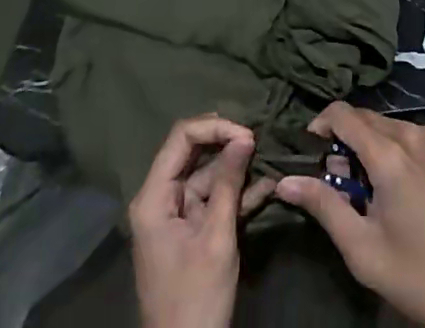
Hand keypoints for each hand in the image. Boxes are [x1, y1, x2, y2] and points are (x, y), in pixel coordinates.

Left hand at [129, 115, 277, 327]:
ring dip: (238, 169)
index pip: (181, 138)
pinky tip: (267, 186)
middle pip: (193, 152)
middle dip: (228, 144)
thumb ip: (228, 184)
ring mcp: (176, 215)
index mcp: (154, 198)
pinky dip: (238, 193)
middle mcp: (161, 199)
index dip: (215, 127)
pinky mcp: (192, 230)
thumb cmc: (196, 297)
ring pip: (208, 175)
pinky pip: (214, 199)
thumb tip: (244, 137)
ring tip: (270, 160)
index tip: (247, 135)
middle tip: (261, 144)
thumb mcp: (217, 237)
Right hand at [275, 103, 424, 327]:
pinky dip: (390, 150)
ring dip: (366, 147)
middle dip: (341, 142)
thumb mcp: (362, 247)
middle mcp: (415, 134)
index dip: (319, 126)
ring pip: (387, 127)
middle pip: (365, 118)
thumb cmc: (418, 274)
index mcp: (391, 153)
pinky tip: (391, 189)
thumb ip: (323, 206)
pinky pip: (409, 137)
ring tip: (361, 193)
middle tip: (332, 185)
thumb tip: (283, 180)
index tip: (307, 156)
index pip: (343, 113)